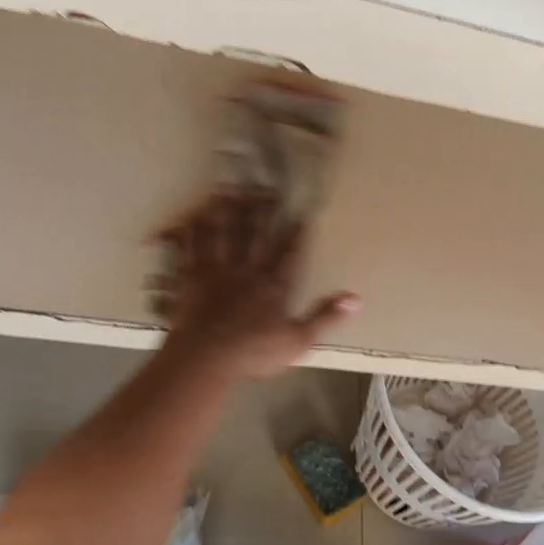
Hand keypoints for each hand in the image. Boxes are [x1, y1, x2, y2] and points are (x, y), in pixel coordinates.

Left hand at [151, 192, 358, 379]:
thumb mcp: (299, 340)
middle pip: (256, 236)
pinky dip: (189, 233)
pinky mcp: (190, 279)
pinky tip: (187, 219)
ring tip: (226, 192)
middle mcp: (247, 272)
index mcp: (274, 287)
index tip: (301, 215)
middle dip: (261, 212)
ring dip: (224, 212)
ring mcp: (216, 272)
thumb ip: (325, 317)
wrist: (207, 356)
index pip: (289, 255)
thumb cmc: (255, 352)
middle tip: (264, 188)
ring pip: (222, 235)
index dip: (296, 235)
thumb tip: (356, 299)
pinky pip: (189, 250)